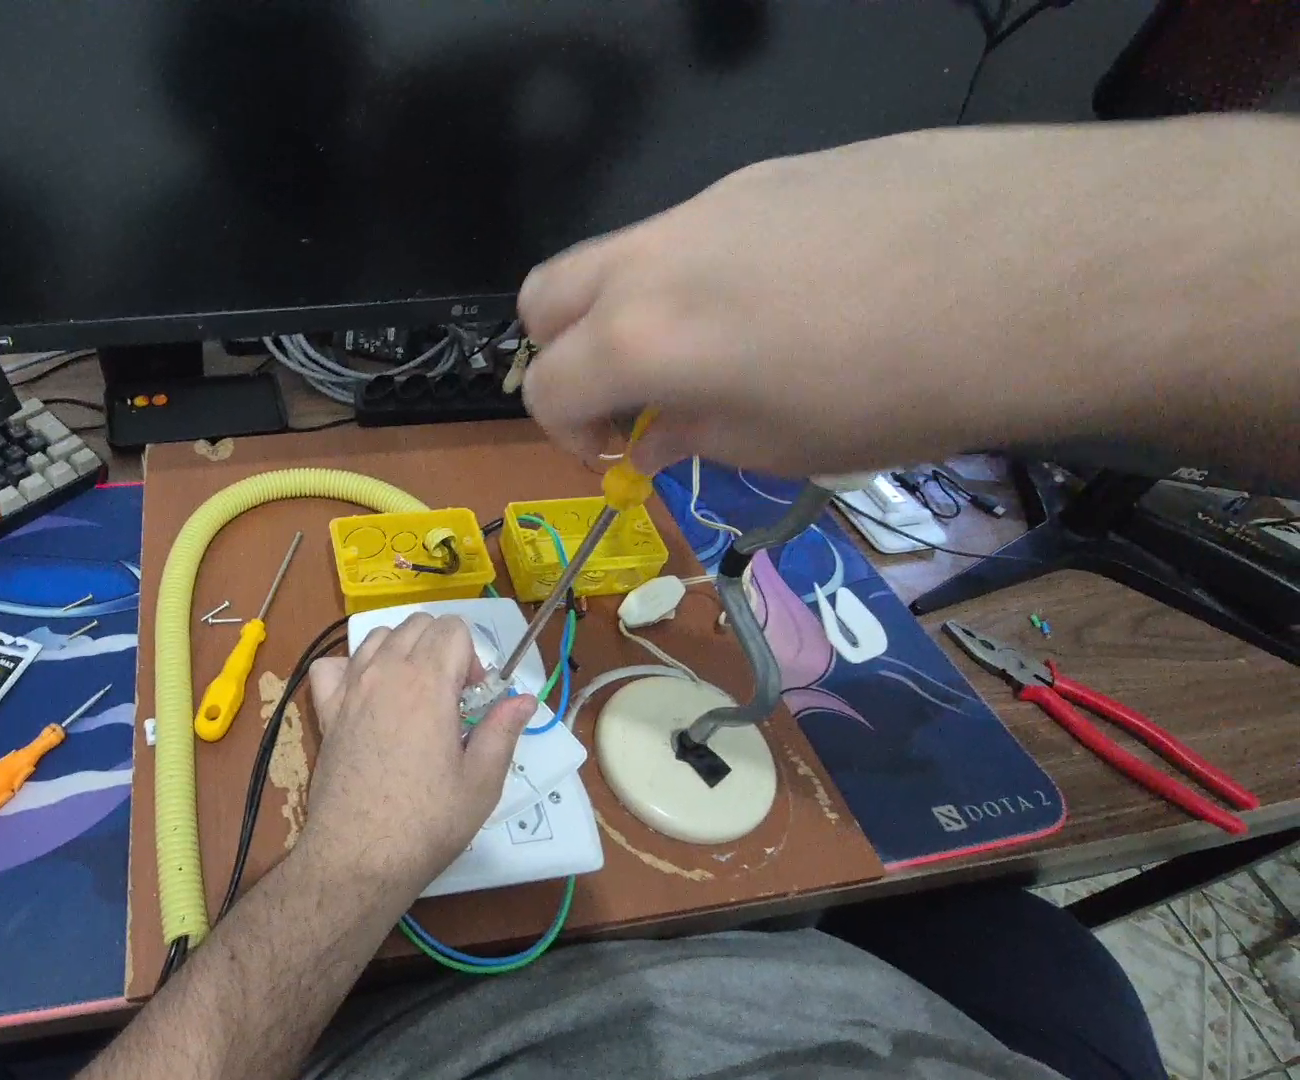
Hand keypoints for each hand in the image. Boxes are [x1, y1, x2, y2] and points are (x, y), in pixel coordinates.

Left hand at [300, 614, 535, 895]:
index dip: (472, 656)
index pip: (453, 628)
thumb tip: (523, 699)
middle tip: (451, 698)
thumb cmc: (427, 822)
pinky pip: (332, 666)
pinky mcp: (326, 710)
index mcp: (427, 682)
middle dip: (441, 647)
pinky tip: (366, 696)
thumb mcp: (481, 782)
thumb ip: (502, 730)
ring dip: (401, 651)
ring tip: (414, 695)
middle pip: (417, 624)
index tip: (474, 698)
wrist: (359, 855)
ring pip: (377, 636)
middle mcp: (385, 672)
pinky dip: (350, 668)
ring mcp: (349, 688)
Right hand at [517, 117, 1295, 477]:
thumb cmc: (897, 391)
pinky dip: (698, 275)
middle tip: (627, 392)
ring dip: (627, 312)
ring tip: (712, 348)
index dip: (565, 434)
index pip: (543, 387)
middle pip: (543, 300)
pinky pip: (695, 231)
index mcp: (636, 339)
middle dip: (561, 355)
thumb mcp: (776, 447)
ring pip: (616, 258)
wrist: (1057, 269)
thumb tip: (652, 435)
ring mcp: (706, 205)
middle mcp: (649, 261)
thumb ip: (689, 436)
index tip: (617, 451)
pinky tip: (786, 296)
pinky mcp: (768, 174)